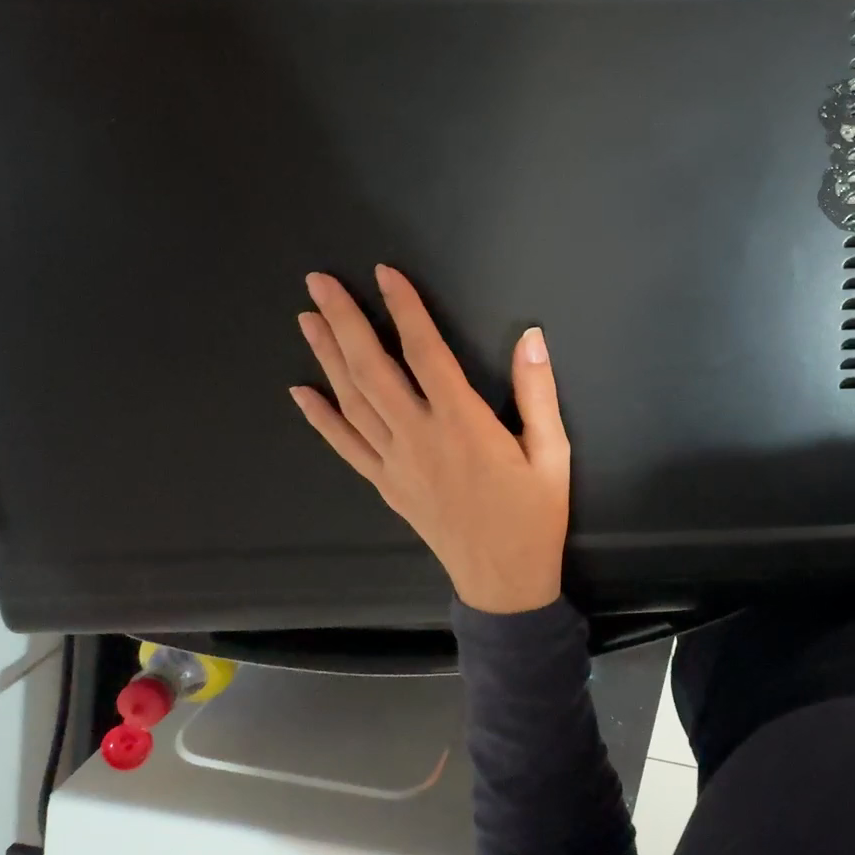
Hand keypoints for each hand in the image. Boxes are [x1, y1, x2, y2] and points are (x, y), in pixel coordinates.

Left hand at [289, 267, 570, 613]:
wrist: (505, 581)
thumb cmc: (534, 513)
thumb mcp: (553, 451)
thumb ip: (538, 391)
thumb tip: (531, 335)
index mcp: (463, 423)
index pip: (425, 352)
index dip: (404, 309)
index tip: (385, 273)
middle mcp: (419, 437)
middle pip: (372, 369)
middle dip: (345, 321)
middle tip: (319, 282)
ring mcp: (395, 463)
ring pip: (351, 401)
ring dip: (326, 357)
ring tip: (308, 318)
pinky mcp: (385, 485)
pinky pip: (345, 446)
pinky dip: (320, 418)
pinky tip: (301, 392)